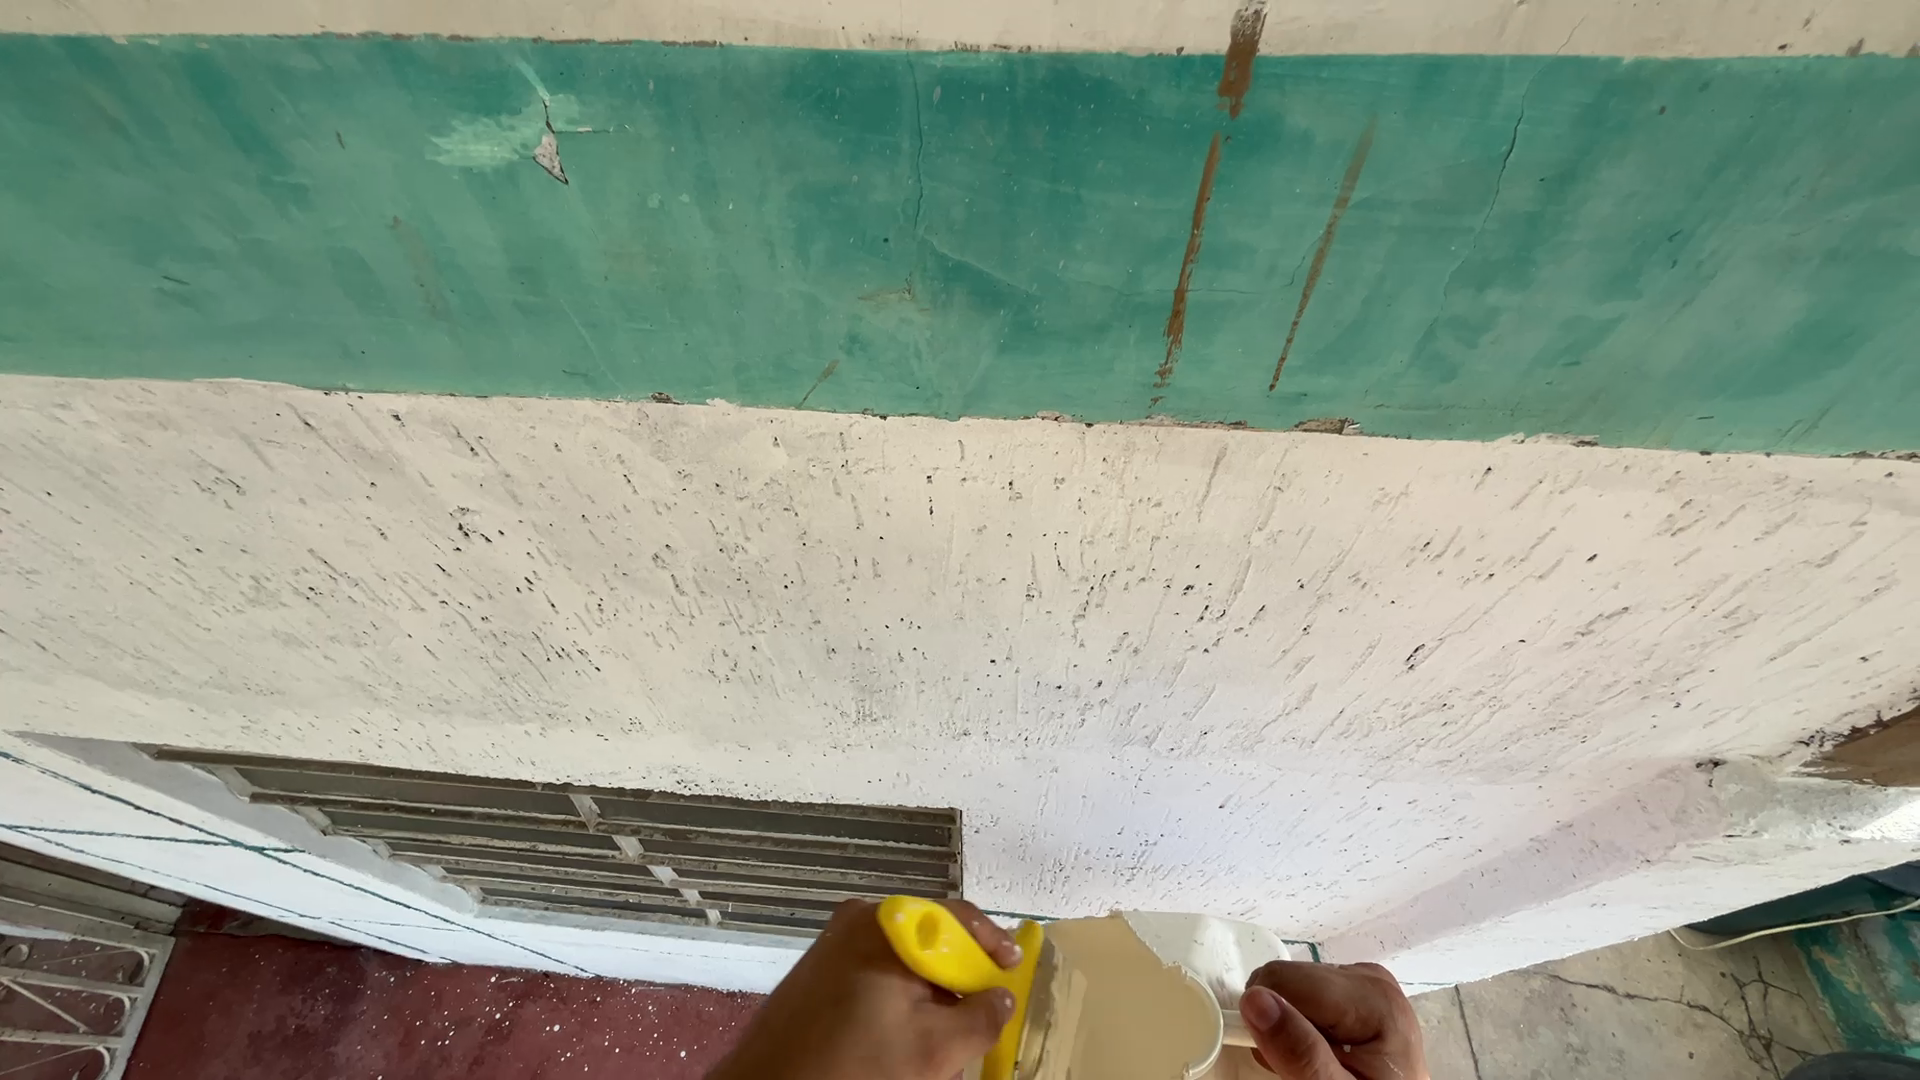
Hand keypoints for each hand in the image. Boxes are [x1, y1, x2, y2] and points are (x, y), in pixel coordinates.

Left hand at [707, 898, 1021, 1079]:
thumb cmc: (854, 1066)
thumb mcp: (931, 1050)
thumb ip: (978, 1019)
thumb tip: (1002, 996)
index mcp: (887, 924)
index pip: (955, 916)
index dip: (990, 942)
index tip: (1011, 969)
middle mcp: (859, 917)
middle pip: (928, 934)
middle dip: (958, 972)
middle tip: (978, 1007)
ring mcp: (835, 939)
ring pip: (902, 954)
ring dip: (929, 986)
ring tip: (941, 1028)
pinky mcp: (820, 965)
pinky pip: (875, 965)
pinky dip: (899, 991)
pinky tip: (902, 1029)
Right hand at [1237, 960, 1427, 1079]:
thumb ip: (1301, 1055)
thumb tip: (1255, 1000)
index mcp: (1374, 999)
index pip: (1283, 982)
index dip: (1272, 1024)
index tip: (1287, 1064)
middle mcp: (1370, 979)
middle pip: (1286, 981)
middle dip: (1282, 1025)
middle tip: (1303, 1069)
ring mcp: (1363, 981)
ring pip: (1289, 986)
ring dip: (1290, 1027)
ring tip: (1316, 1065)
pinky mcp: (1354, 989)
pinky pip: (1302, 993)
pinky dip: (1301, 1024)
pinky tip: (1322, 1054)